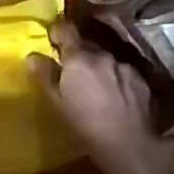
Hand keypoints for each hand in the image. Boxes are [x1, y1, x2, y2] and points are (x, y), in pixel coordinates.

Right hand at [28, 18, 163, 173]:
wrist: (127, 143)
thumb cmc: (83, 123)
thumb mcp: (55, 102)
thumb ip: (44, 75)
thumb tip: (32, 56)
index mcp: (79, 58)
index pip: (66, 30)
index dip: (57, 31)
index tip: (51, 38)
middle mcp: (103, 56)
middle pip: (86, 46)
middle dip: (76, 54)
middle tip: (69, 71)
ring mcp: (125, 66)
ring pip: (105, 59)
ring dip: (97, 67)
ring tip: (94, 87)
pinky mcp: (141, 80)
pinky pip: (121, 72)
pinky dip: (114, 78)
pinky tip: (113, 96)